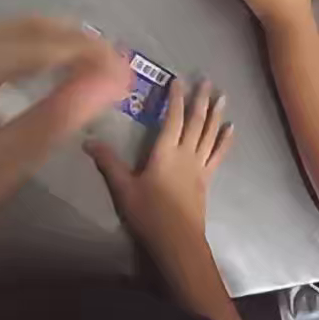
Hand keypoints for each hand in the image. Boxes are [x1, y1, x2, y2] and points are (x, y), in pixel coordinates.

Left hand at [0, 18, 130, 261]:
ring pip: (10, 32)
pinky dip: (30, 53)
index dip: (89, 55)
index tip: (129, 74)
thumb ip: (54, 119)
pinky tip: (52, 71)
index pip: (39, 44)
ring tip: (96, 69)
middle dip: (77, 43)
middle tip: (119, 69)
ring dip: (56, 45)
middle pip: (25, 28)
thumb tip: (110, 81)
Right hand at [86, 79, 233, 253]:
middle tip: (207, 80)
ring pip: (209, 134)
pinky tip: (231, 129)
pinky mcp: (206, 179)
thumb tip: (88, 141)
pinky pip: (218, 154)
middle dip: (200, 99)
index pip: (172, 118)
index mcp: (165, 152)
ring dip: (216, 114)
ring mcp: (199, 166)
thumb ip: (108, 163)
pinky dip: (225, 140)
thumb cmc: (149, 213)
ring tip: (223, 96)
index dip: (175, 98)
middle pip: (196, 121)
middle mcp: (186, 153)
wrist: (178, 240)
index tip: (178, 79)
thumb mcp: (123, 188)